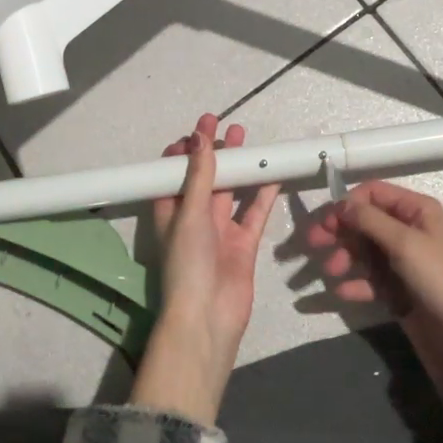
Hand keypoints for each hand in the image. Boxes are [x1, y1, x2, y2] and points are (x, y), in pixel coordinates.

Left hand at [128, 114, 278, 424]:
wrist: (208, 316)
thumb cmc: (188, 262)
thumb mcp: (189, 213)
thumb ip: (198, 174)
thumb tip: (198, 135)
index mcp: (170, 211)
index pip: (175, 173)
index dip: (186, 150)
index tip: (202, 126)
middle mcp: (194, 218)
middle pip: (205, 178)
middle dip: (216, 152)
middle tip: (230, 127)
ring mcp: (220, 231)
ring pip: (231, 192)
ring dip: (238, 168)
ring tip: (248, 140)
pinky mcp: (243, 244)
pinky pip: (254, 212)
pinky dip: (262, 193)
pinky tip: (271, 172)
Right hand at [305, 181, 442, 373]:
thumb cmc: (442, 279)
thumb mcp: (405, 244)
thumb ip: (370, 220)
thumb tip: (341, 204)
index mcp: (416, 210)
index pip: (372, 193)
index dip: (347, 204)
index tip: (326, 223)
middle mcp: (409, 229)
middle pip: (364, 221)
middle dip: (338, 231)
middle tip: (312, 244)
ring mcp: (405, 259)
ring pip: (365, 250)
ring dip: (344, 257)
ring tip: (330, 272)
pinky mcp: (402, 287)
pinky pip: (372, 279)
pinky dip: (356, 283)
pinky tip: (342, 293)